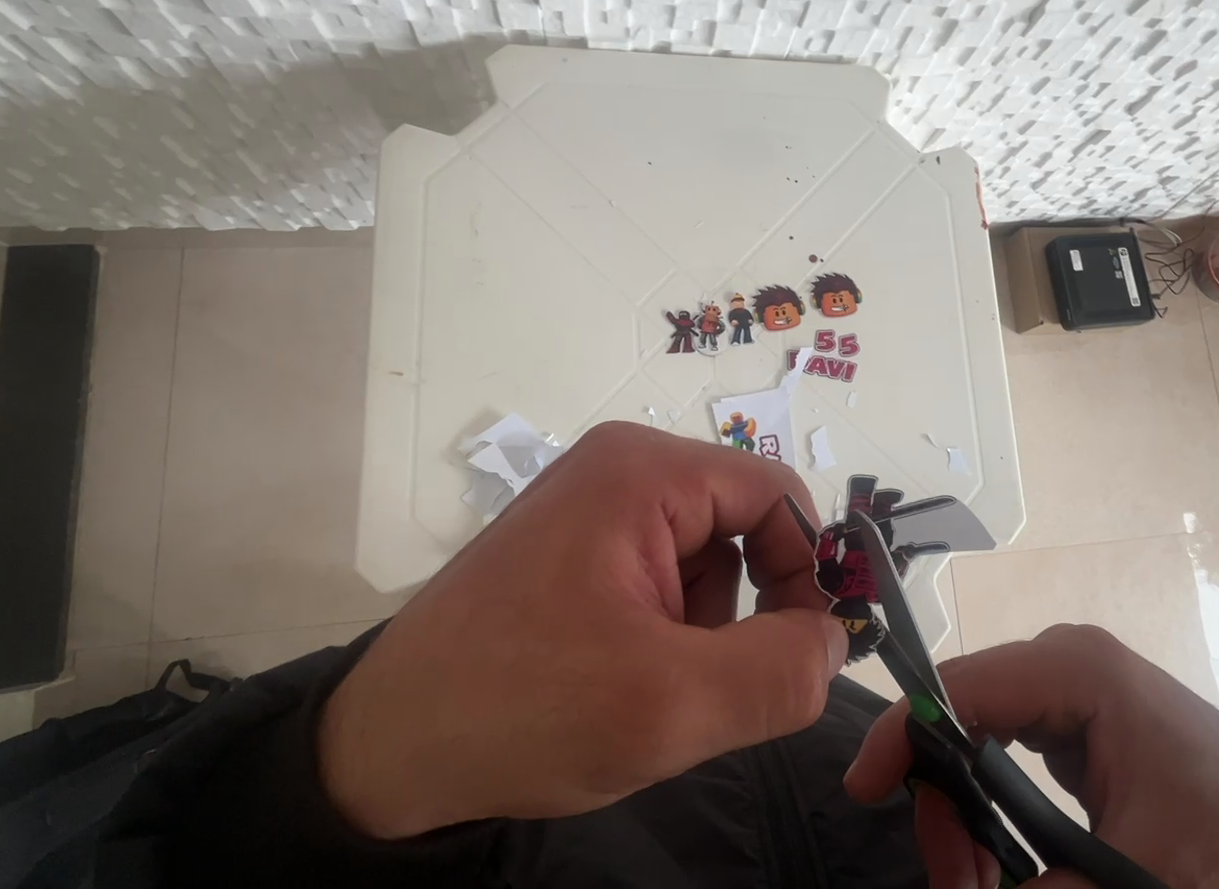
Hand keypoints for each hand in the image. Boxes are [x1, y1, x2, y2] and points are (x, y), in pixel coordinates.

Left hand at [318, 422, 847, 837]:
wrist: (383, 750)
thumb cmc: (523, 709)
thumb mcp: (673, 705)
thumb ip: (783, 671)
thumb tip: (835, 637)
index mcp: (643, 471)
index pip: (774, 494)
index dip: (808, 568)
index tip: (807, 649)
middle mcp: (619, 468)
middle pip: (739, 526)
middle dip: (743, 611)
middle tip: (707, 681)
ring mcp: (591, 505)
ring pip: (703, 559)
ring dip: (701, 627)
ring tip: (643, 682)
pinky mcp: (573, 546)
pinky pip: (660, 576)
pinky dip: (665, 631)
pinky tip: (615, 674)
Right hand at [845, 625, 1218, 888]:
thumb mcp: (1150, 881)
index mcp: (1077, 672)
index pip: (964, 686)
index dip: (906, 731)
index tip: (865, 788)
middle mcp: (1061, 664)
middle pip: (961, 716)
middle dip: (941, 800)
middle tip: (955, 884)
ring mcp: (1065, 687)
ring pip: (973, 735)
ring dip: (959, 809)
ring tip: (975, 882)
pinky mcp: (1070, 716)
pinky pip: (999, 748)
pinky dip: (983, 802)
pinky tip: (992, 858)